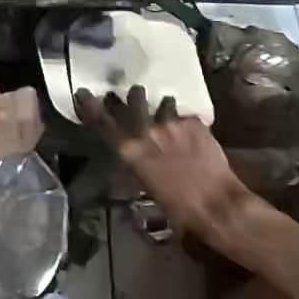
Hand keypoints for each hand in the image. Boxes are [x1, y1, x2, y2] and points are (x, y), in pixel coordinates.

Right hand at [76, 86, 253, 241]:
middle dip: (134, 95)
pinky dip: (188, 123)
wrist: (216, 204)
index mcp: (131, 152)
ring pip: (164, 104)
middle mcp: (147, 133)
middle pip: (135, 101)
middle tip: (136, 91)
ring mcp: (172, 125)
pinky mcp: (195, 123)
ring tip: (170, 110)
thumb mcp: (148, 186)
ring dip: (164, 106)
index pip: (103, 123)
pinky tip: (194, 133)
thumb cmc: (179, 208)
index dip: (90, 106)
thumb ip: (140, 162)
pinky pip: (187, 117)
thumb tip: (137, 153)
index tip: (83, 93)